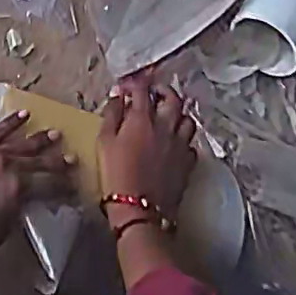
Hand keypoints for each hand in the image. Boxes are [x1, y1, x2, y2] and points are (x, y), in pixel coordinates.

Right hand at [99, 75, 197, 287]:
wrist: (139, 211)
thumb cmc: (116, 173)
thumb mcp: (104, 140)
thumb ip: (112, 114)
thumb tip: (118, 95)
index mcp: (142, 118)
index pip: (142, 89)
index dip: (134, 83)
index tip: (127, 87)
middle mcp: (165, 126)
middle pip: (173, 98)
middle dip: (163, 91)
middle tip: (153, 94)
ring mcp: (180, 145)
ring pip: (188, 119)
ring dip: (178, 114)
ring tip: (167, 117)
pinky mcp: (188, 164)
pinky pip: (191, 143)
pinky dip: (183, 138)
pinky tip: (174, 143)